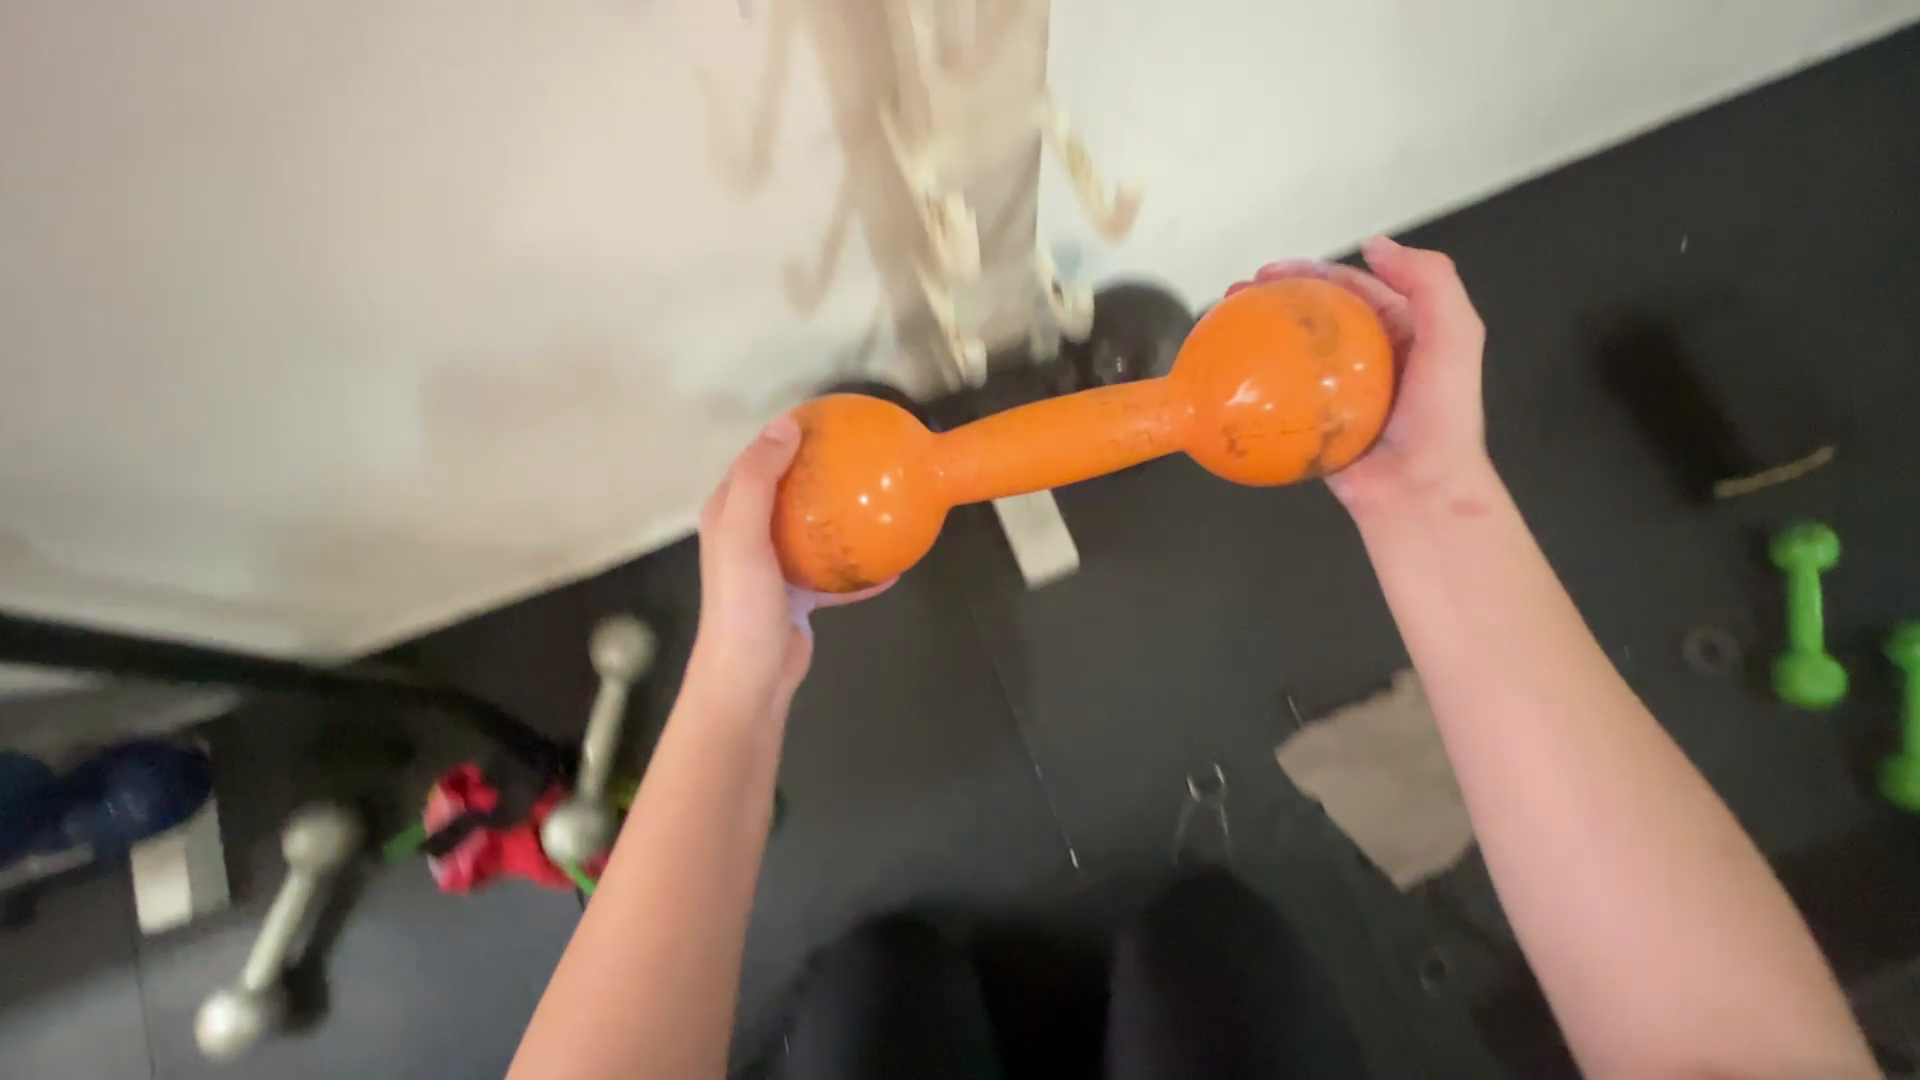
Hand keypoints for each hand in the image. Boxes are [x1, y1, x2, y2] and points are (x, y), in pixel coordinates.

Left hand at [684, 415, 891, 721]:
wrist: (751, 678)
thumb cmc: (743, 604)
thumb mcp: (744, 535)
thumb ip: (759, 480)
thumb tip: (787, 424)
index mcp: (728, 513)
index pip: (757, 459)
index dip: (787, 435)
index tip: (830, 420)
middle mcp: (749, 534)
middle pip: (790, 491)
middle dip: (822, 472)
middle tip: (864, 456)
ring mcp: (775, 567)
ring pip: (814, 530)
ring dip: (843, 517)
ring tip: (880, 501)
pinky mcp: (798, 596)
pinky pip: (833, 572)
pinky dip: (858, 567)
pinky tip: (892, 562)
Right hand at [1231, 237, 1490, 516]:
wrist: (1418, 488)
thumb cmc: (1440, 414)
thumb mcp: (1454, 335)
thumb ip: (1430, 281)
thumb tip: (1374, 245)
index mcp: (1399, 332)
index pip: (1350, 288)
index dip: (1310, 272)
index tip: (1266, 272)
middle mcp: (1365, 359)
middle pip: (1312, 318)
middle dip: (1272, 302)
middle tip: (1234, 296)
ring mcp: (1335, 395)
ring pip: (1290, 357)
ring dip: (1256, 341)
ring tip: (1220, 332)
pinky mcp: (1313, 427)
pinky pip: (1279, 402)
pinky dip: (1254, 389)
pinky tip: (1227, 382)